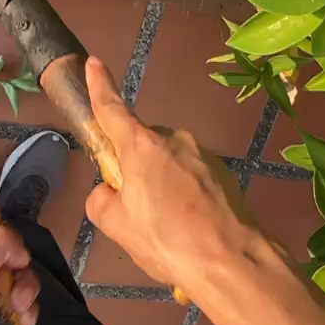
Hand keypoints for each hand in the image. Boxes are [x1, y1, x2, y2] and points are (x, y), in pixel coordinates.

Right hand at [81, 57, 272, 293]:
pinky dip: (186, 196)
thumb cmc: (166, 240)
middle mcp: (174, 140)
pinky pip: (192, 177)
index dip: (99, 86)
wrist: (230, 261)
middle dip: (135, 168)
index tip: (94, 63)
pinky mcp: (224, 172)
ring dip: (162, 185)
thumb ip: (103, 200)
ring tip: (168, 226)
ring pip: (169, 162)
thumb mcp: (117, 226)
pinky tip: (190, 226)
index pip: (112, 109)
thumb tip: (111, 192)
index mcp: (142, 147)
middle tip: (137, 209)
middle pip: (143, 145)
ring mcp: (203, 155)